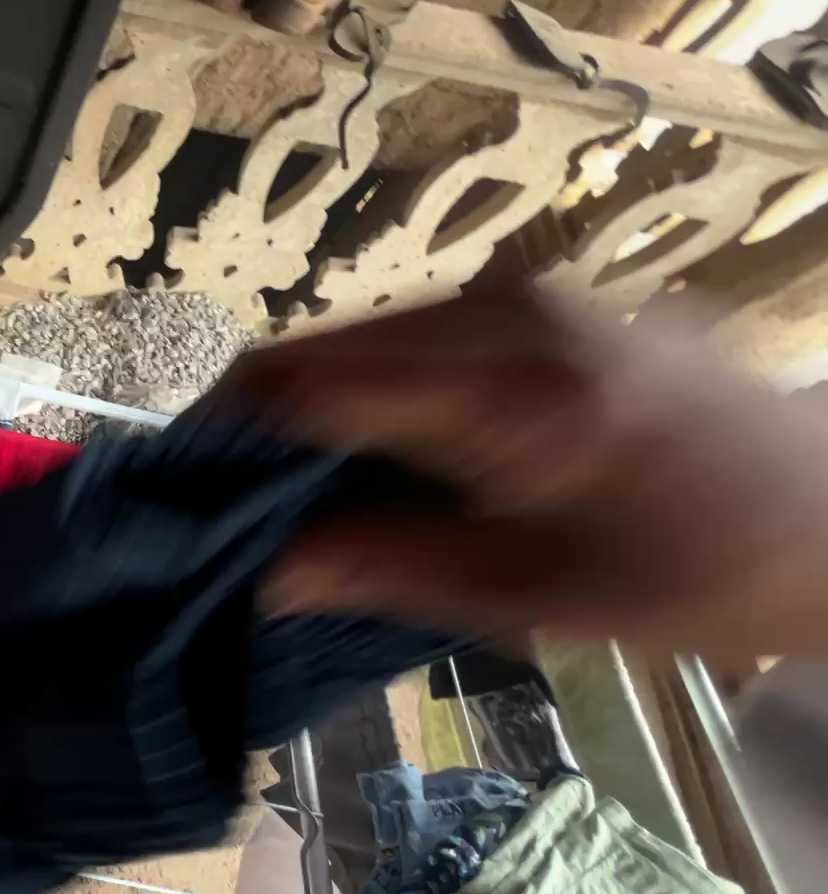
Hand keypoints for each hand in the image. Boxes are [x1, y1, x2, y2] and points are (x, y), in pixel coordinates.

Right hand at [231, 290, 827, 657]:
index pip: (312, 382)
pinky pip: (400, 332)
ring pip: (350, 335)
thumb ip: (387, 569)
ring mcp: (522, 295)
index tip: (186, 472)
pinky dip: (356, 381)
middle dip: (256, 412)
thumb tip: (262, 573)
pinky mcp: (530, 297)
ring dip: (303, 397)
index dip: (231, 421)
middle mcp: (505, 316)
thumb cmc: (708, 572)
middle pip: (317, 348)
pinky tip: (366, 434)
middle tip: (231, 484)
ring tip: (290, 467)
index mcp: (512, 395)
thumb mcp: (540, 598)